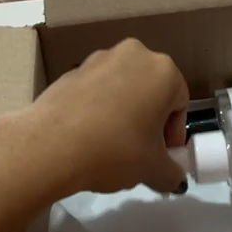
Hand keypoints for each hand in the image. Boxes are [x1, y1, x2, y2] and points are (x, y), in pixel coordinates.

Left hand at [26, 39, 190, 195]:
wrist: (51, 144)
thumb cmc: (115, 149)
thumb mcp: (153, 170)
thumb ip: (172, 173)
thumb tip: (174, 178)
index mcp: (163, 70)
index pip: (180, 104)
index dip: (173, 135)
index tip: (161, 158)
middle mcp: (134, 54)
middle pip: (151, 91)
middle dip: (149, 121)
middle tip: (139, 153)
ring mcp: (100, 58)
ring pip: (122, 88)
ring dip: (123, 113)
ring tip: (110, 147)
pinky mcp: (72, 70)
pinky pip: (95, 91)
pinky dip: (97, 110)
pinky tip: (87, 137)